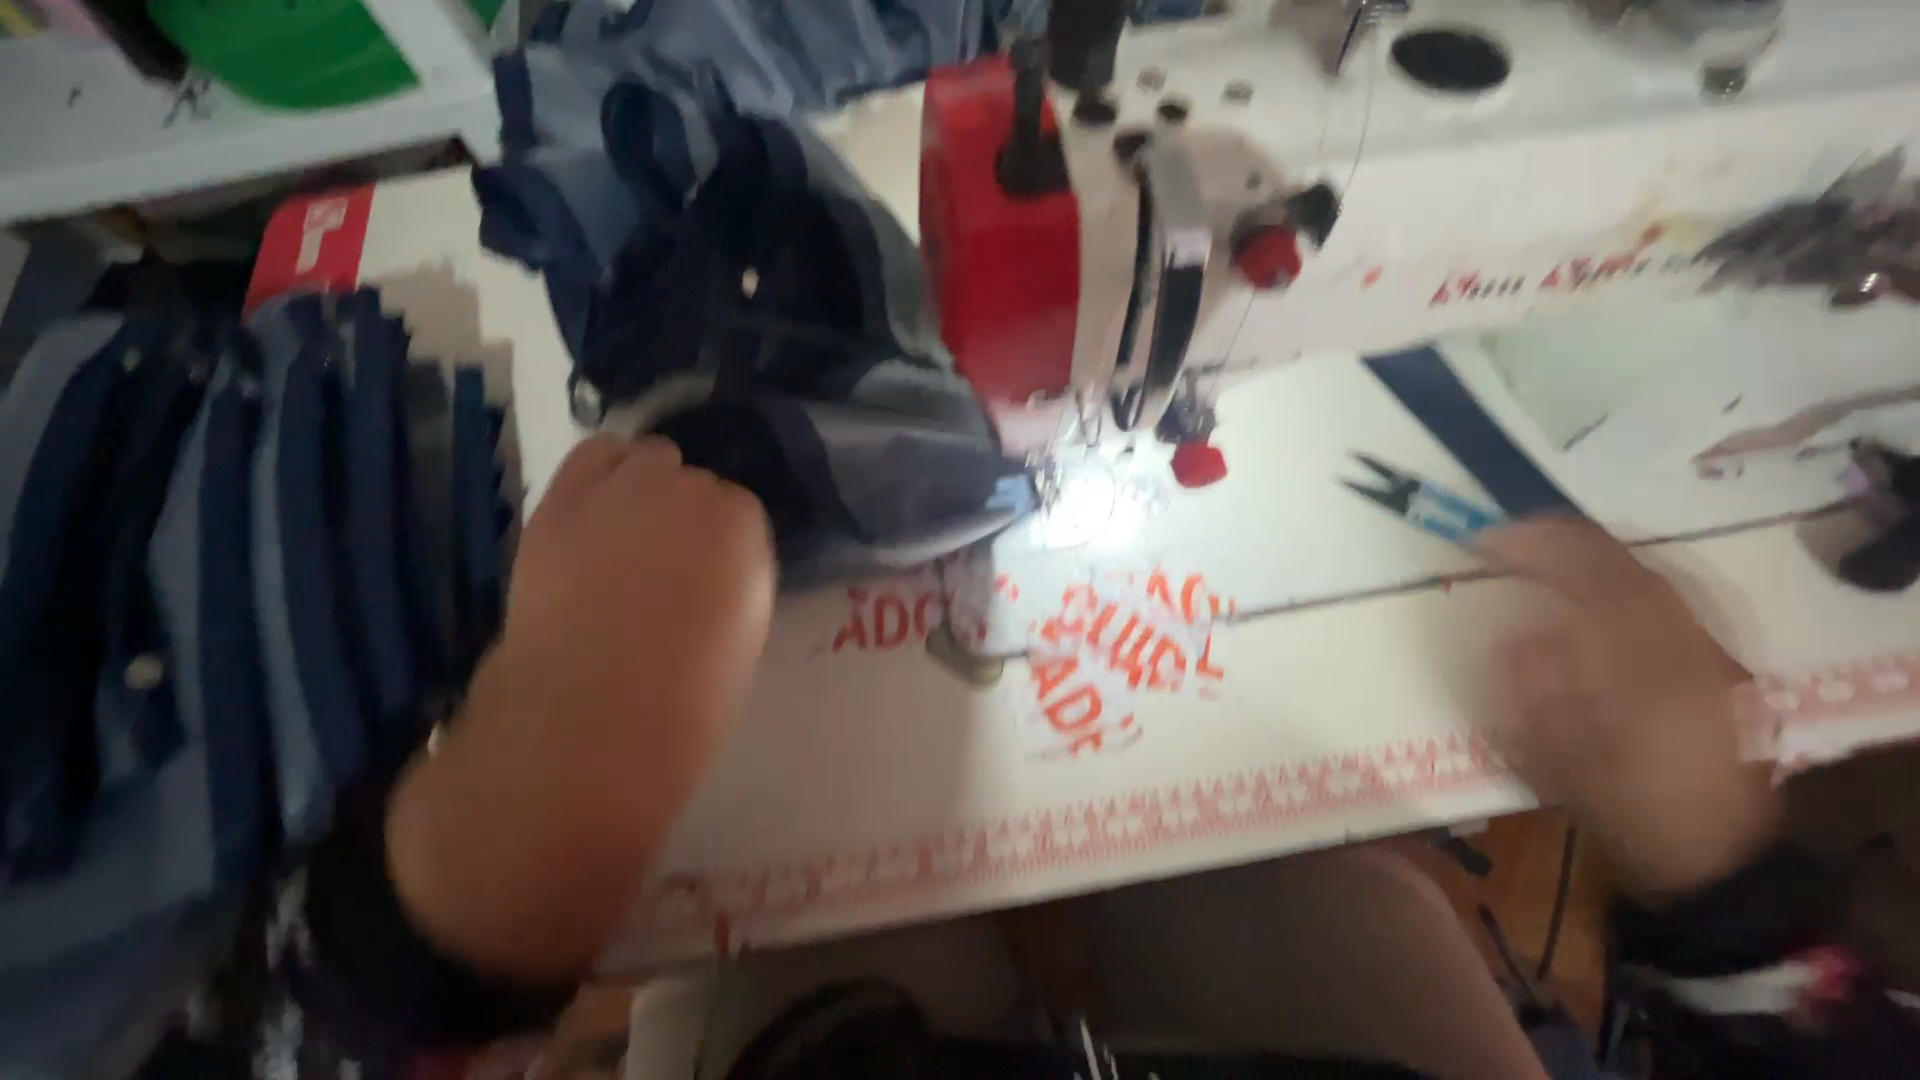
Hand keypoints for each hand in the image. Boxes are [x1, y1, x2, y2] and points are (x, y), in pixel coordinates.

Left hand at [388, 436, 775, 980]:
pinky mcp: (559, 502)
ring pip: (646, 457)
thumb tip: (714, 564)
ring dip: (648, 487)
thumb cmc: (685, 701)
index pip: (743, 511)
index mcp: (743, 527)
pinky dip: (603, 476)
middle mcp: (686, 489)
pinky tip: (599, 513)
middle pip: (696, 479)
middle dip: (689, 514)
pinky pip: (592, 459)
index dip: (726, 549)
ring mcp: (619, 490)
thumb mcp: (743, 634)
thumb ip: (737, 579)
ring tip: (632, 535)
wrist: (584, 726)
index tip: (712, 582)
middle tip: (671, 565)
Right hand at [1476, 516, 1779, 899]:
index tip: (1486, 540)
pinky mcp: (1720, 663)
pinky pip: (1674, 596)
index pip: (1588, 587)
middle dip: (1563, 539)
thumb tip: (1513, 634)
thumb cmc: (1614, 804)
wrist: (1702, 852)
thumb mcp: (1552, 757)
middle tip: (1507, 534)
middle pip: (1628, 568)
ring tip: (1544, 543)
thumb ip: (1531, 692)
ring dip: (1595, 550)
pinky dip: (1628, 572)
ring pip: (1657, 575)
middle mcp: (1686, 652)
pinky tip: (1599, 576)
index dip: (1535, 551)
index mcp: (1642, 675)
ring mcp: (1712, 655)